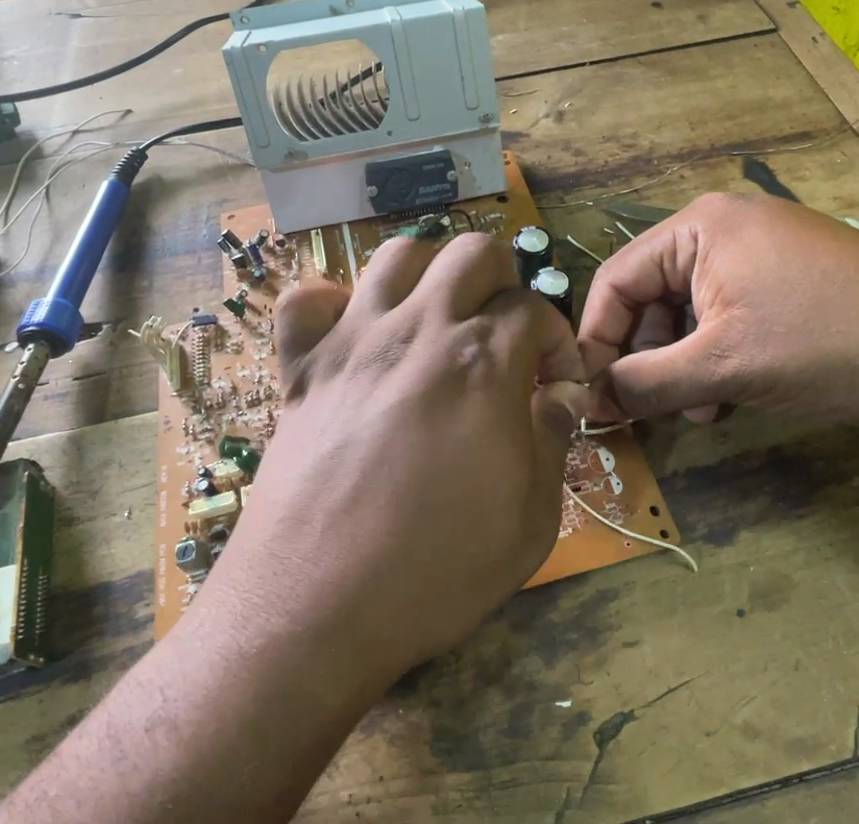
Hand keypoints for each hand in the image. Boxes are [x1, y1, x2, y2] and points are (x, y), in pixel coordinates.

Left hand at [202, 233, 589, 681]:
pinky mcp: (300, 369)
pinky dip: (330, 303)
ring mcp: (352, 342)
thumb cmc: (435, 571)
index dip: (559, 344)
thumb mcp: (531, 521)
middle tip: (505, 337)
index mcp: (483, 363)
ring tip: (438, 322)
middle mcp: (418, 330)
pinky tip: (351, 334)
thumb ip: (551, 441)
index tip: (556, 389)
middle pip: (473, 252)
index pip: (536, 309)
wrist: (315, 606)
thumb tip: (556, 396)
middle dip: (504, 283)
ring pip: (396, 255)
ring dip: (430, 275)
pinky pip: (304, 300)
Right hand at [579, 192, 858, 425]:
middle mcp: (724, 225)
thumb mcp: (722, 368)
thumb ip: (645, 383)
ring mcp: (762, 247)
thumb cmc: (822, 345)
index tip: (590, 394)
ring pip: (689, 310)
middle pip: (651, 295)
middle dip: (647, 358)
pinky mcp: (788, 274)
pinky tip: (729, 395)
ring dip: (682, 364)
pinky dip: (716, 354)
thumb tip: (589, 400)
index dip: (596, 341)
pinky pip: (726, 311)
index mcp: (699, 226)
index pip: (616, 279)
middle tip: (651, 412)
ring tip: (701, 411)